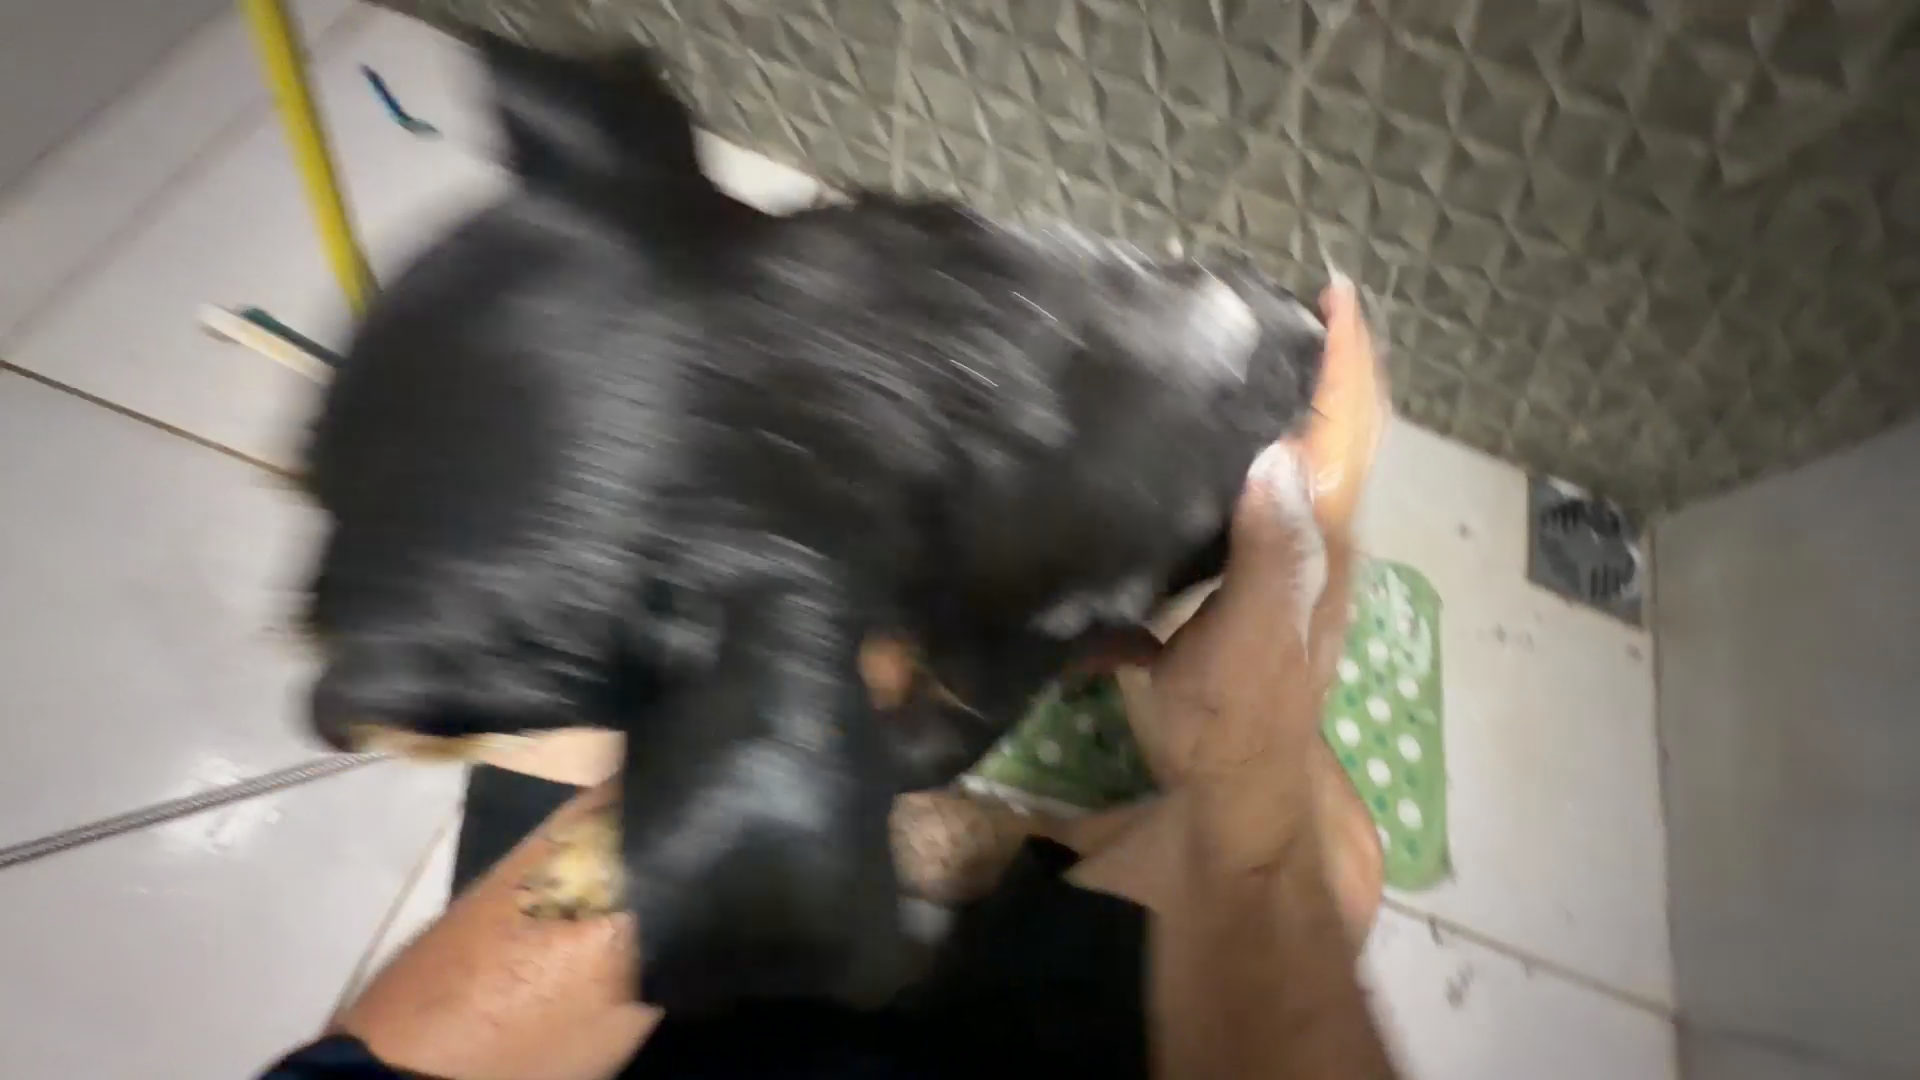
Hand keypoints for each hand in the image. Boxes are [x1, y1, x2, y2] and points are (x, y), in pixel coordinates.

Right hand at [1128, 281, 1385, 785]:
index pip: (1344, 435)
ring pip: (1317, 459)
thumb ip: (1267, 560)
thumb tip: (1276, 456)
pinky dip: (1273, 442)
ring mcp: (1296, 560)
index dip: (1346, 363)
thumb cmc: (1230, 718)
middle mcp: (1318, 539)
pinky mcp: (1268, 575)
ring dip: (1308, 399)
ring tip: (1264, 349)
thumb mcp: (1245, 643)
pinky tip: (1232, 435)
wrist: (1234, 781)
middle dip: (1333, 364)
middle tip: (1289, 306)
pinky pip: (1283, 488)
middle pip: (1344, 436)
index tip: (1332, 292)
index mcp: (1316, 543)